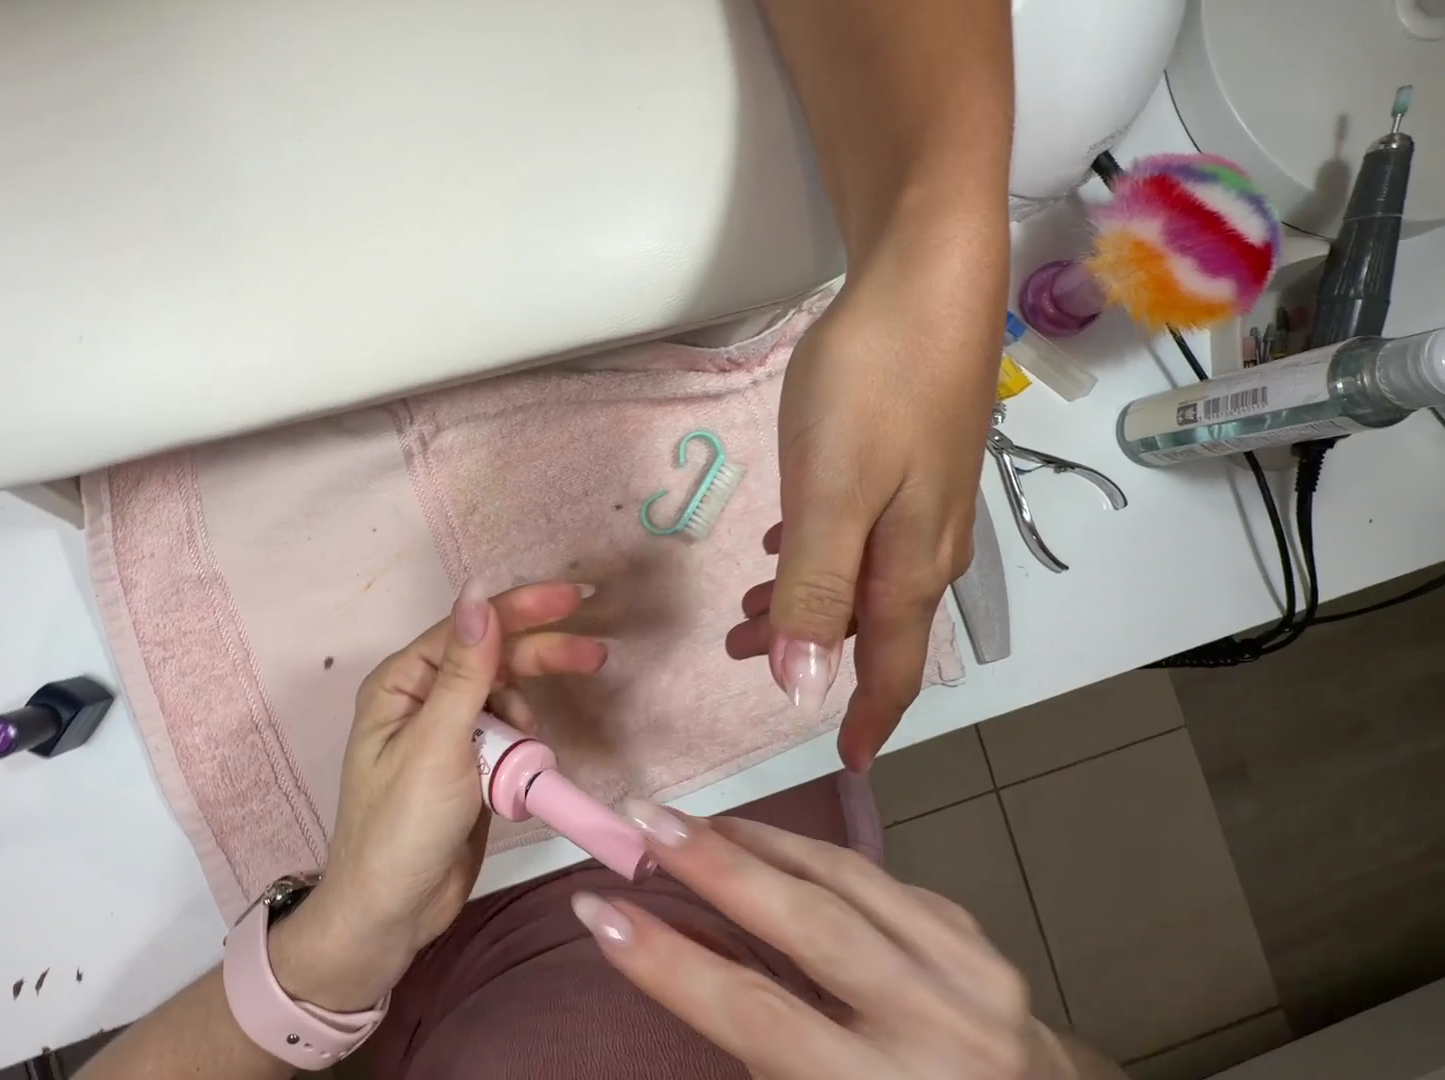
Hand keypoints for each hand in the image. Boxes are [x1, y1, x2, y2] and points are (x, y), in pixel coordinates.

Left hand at [271, 579, 606, 1009]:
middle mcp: (423, 698)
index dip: (522, 609)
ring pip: (505, 699)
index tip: (574, 598)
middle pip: (493, 658)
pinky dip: (524, 747)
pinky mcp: (469, 764)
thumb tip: (477, 592)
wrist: (391, 915)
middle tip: (595, 657)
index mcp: (403, 682)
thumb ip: (465, 670)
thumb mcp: (436, 743)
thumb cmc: (402, 826)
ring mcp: (448, 732)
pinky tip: (526, 768)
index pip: (469, 628)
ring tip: (530, 751)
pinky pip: (508, 736)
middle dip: (541, 657)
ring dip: (527, 716)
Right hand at [575, 804, 1079, 1078]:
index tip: (598, 911)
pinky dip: (804, 852)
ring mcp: (971, 975)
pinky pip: (872, 877)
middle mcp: (941, 1034)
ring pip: (843, 878)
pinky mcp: (975, 936)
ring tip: (687, 823)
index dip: (667, 961)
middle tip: (643, 820)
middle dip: (715, 864)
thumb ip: (749, 1024)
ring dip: (754, 840)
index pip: (757, 1015)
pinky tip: (760, 843)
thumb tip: (669, 932)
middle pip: (810, 925)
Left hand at [730, 231, 1003, 769]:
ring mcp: (919, 500)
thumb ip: (816, 592)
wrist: (923, 283)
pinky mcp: (903, 462)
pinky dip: (814, 556)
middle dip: (810, 657)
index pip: (889, 666)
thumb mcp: (831, 499)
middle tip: (739, 659)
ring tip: (743, 610)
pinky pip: (855, 534)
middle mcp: (925, 543)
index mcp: (908, 564)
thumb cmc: (872, 390)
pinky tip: (783, 543)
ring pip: (857, 580)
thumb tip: (805, 688)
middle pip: (868, 627)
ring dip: (801, 605)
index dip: (864, 717)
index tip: (845, 763)